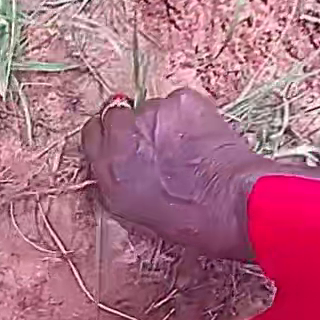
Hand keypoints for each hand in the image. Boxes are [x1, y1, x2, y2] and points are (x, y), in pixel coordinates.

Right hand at [81, 89, 271, 260]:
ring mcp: (151, 113)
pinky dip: (189, 116)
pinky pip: (180, 102)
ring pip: (152, 108)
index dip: (110, 138)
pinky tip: (202, 138)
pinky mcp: (181, 100)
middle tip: (158, 144)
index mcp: (106, 166)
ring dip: (164, 123)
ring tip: (187, 148)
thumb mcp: (130, 210)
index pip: (92, 132)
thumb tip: (115, 162)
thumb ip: (113, 178)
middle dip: (135, 127)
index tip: (124, 144)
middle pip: (117, 114)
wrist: (226, 204)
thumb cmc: (184, 219)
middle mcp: (122, 134)